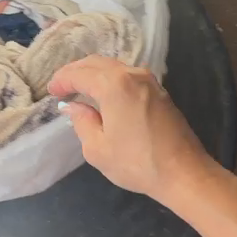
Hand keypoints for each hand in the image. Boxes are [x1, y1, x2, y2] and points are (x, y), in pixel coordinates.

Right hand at [48, 56, 220, 204]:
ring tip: (79, 88)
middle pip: (97, 63)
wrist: (184, 173)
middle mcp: (133, 75)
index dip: (62, 80)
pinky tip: (103, 94)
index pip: (80, 74)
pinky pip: (128, 76)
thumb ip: (82, 121)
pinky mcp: (160, 92)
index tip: (51, 91)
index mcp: (114, 85)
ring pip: (114, 67)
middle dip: (76, 72)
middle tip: (61, 86)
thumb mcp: (97, 148)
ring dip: (94, 73)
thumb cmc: (137, 163)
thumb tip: (73, 106)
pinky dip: (110, 79)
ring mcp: (150, 81)